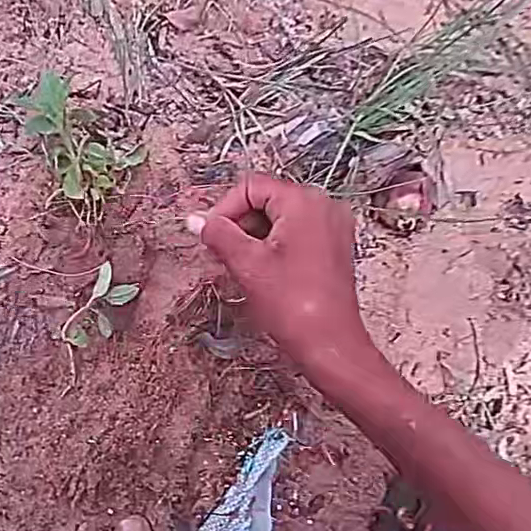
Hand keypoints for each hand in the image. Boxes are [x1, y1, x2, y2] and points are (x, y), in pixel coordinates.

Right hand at [187, 174, 378, 372]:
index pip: (252, 186)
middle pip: (266, 200)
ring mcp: (332, 228)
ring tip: (244, 267)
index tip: (211, 235)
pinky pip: (296, 234)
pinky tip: (264, 273)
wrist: (329, 344)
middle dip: (239, 224)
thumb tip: (197, 221)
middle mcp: (323, 208)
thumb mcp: (246, 264)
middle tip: (224, 254)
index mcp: (304, 203)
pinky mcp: (333, 248)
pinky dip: (274, 247)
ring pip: (280, 218)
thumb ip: (218, 234)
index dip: (224, 209)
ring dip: (254, 237)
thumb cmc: (294, 306)